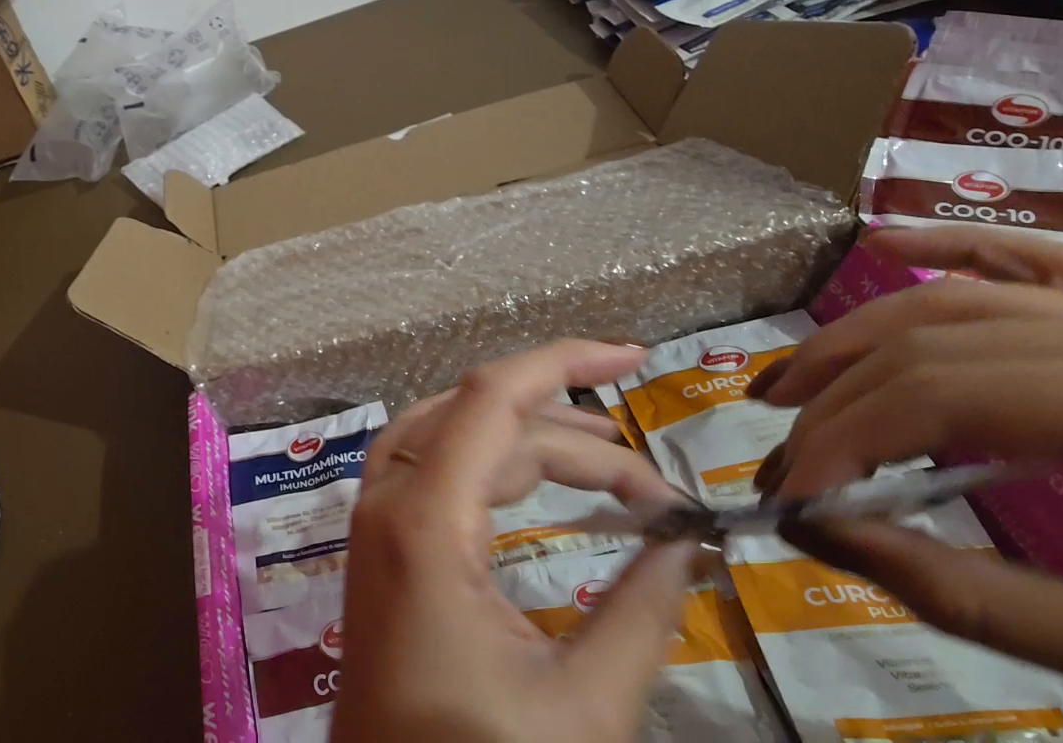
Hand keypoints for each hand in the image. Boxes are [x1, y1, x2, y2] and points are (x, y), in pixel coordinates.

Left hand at [333, 341, 700, 742]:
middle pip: (478, 421)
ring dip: (527, 439)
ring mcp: (375, 524)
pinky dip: (489, 464)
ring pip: (450, 438)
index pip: (489, 398)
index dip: (562, 361)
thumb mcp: (584, 705)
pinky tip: (537, 487)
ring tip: (612, 469)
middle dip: (571, 433)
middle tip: (656, 486)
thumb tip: (687, 544)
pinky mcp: (380, 549)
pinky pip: (431, 471)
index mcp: (424, 523)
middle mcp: (387, 504)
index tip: (636, 357)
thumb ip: (642, 614)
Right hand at [748, 225, 1062, 714]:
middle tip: (778, 463)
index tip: (788, 498)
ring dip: (861, 339)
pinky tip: (888, 244)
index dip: (844, 438)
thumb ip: (970, 594)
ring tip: (788, 384)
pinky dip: (961, 254)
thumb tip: (814, 531)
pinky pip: (1047, 271)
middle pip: (938, 344)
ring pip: (970, 302)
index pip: (943, 394)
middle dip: (838, 404)